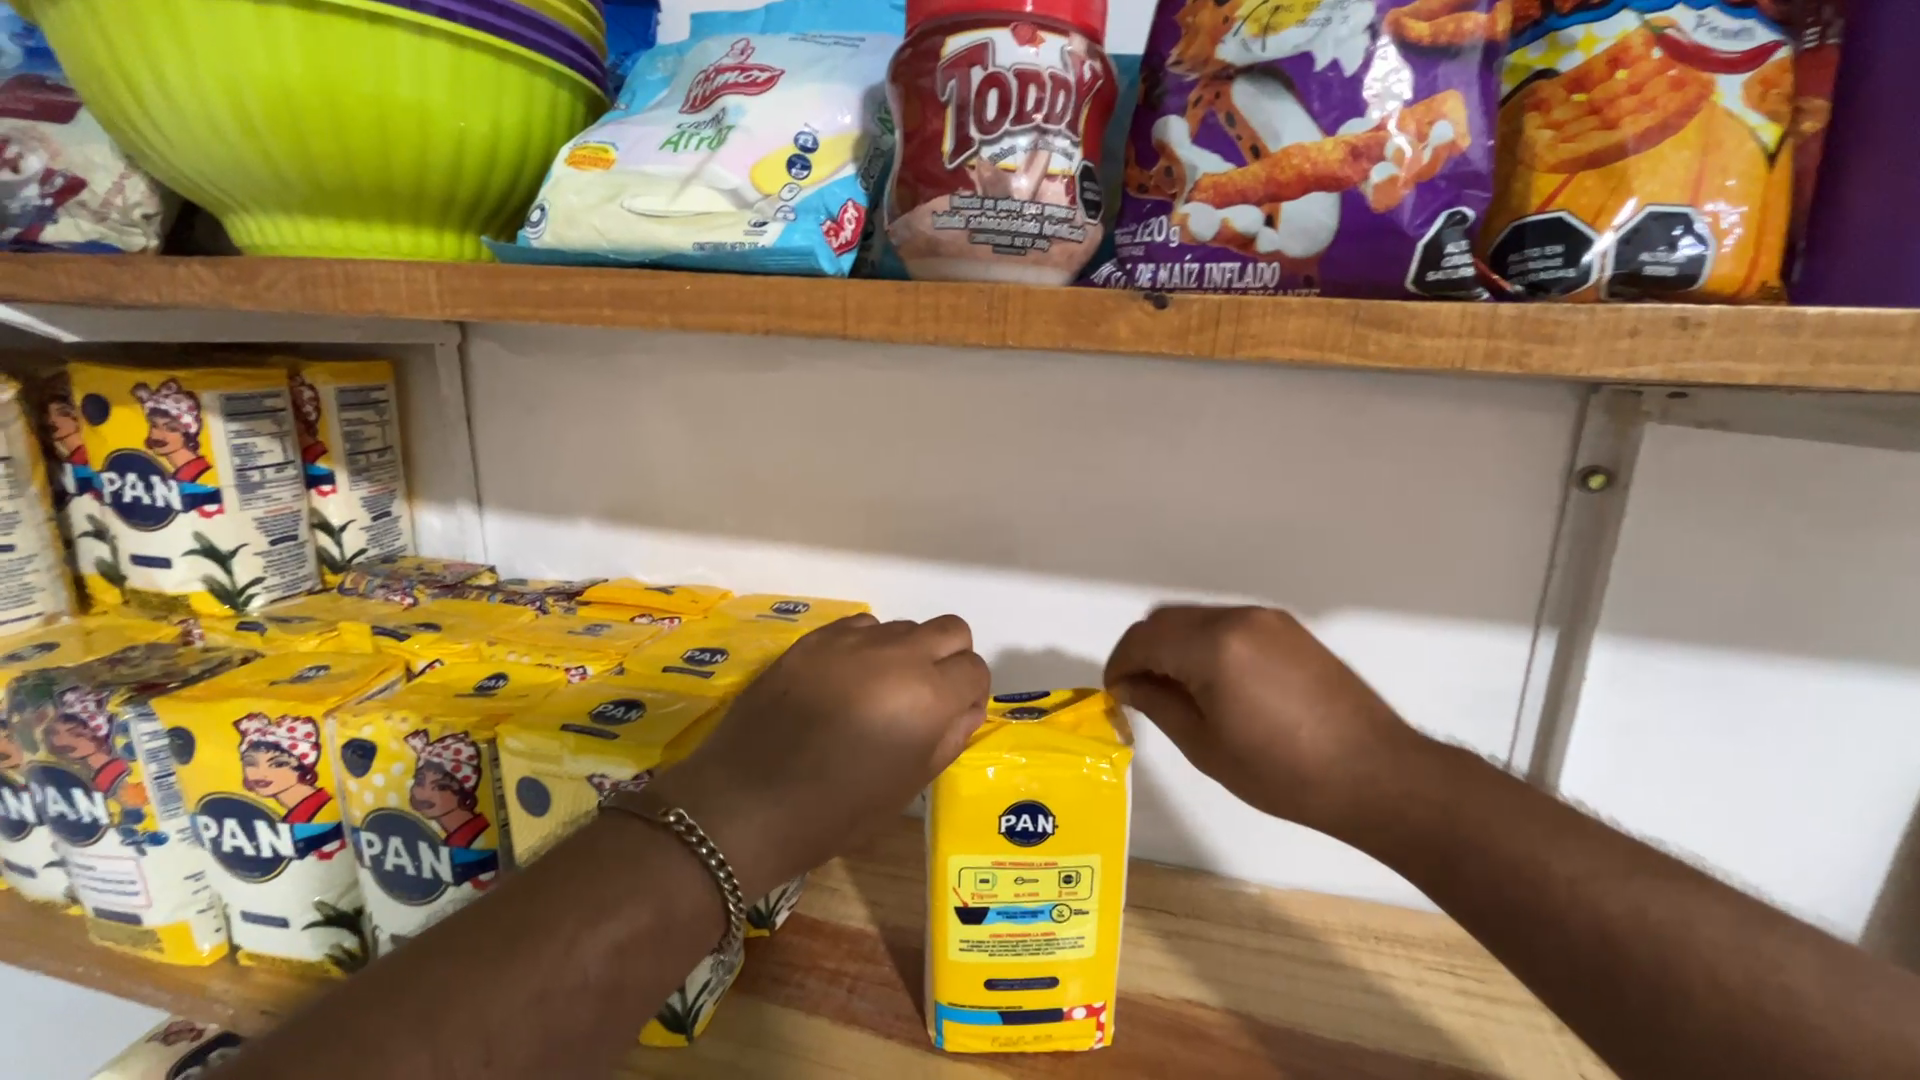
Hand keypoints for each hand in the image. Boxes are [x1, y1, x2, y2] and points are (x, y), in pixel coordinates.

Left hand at [648, 614, 988, 896]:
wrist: (746, 803)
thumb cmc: (836, 810)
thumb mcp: (908, 785)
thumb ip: (948, 737)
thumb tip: (963, 708)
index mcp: (929, 696)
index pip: (975, 670)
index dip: (969, 695)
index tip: (950, 718)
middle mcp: (897, 654)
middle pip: (950, 629)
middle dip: (949, 659)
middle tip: (925, 699)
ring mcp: (852, 640)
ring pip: (903, 627)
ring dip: (904, 653)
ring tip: (876, 694)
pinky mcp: (813, 639)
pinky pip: (859, 627)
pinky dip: (865, 648)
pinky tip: (843, 684)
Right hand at [1104, 605, 1421, 834]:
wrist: (1375, 774)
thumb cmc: (1282, 773)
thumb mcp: (1206, 745)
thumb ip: (1158, 703)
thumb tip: (1128, 684)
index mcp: (1212, 646)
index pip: (1143, 639)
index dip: (1119, 665)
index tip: (1115, 695)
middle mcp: (1237, 619)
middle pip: (1166, 620)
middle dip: (1143, 651)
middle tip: (1140, 694)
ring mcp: (1266, 619)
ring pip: (1196, 619)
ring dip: (1174, 646)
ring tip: (1179, 692)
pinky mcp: (1288, 630)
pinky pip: (1227, 625)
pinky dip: (1205, 644)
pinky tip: (1216, 685)